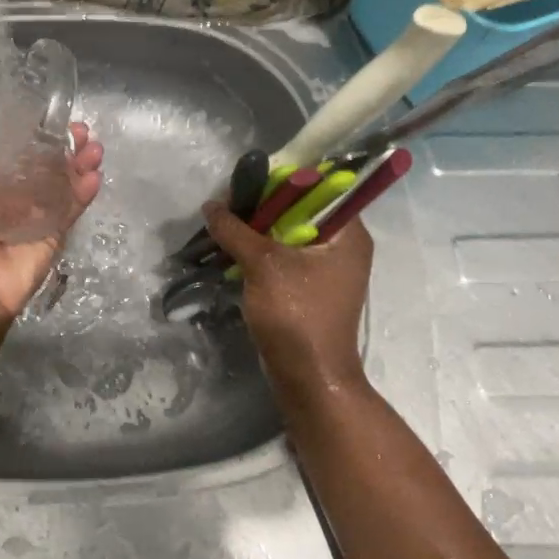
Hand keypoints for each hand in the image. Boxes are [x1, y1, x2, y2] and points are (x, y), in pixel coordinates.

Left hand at [0, 121, 103, 318]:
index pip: (19, 151)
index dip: (36, 133)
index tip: (50, 116)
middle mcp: (19, 195)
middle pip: (50, 163)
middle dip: (67, 145)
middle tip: (80, 130)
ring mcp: (40, 213)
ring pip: (67, 181)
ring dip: (82, 163)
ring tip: (94, 148)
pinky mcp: (55, 232)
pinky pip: (73, 208)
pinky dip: (85, 192)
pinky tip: (95, 176)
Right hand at [204, 203, 372, 406]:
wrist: (307, 375)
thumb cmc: (296, 314)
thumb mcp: (262, 264)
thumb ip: (235, 230)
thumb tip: (211, 206)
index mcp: (348, 234)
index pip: (318, 189)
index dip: (281, 183)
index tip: (246, 187)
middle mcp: (343, 246)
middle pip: (298, 211)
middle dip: (260, 208)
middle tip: (226, 210)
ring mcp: (326, 270)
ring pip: (286, 236)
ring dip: (254, 232)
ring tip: (222, 230)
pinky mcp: (308, 289)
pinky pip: (282, 258)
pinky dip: (258, 254)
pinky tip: (231, 254)